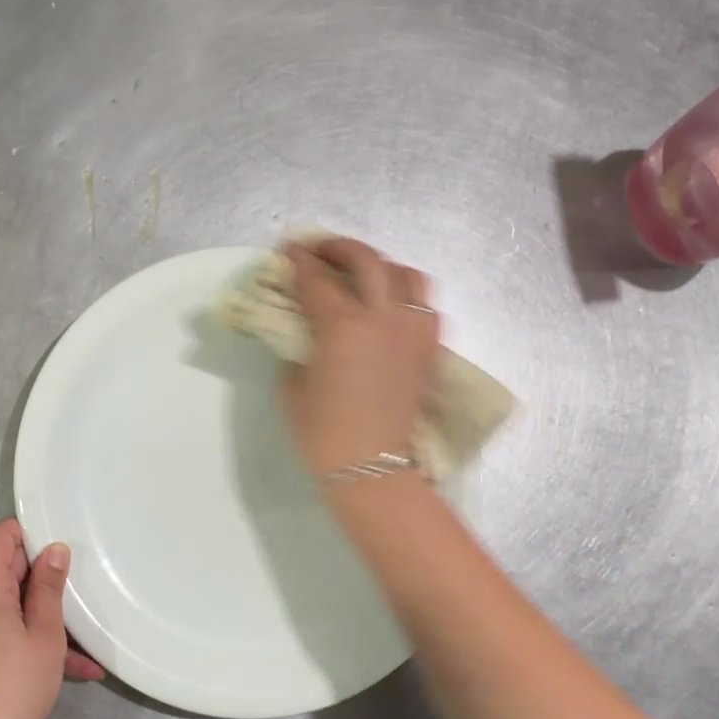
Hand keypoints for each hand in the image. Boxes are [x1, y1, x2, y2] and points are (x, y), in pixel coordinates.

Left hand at [0, 519, 103, 718]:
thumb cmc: (14, 688)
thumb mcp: (45, 636)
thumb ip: (49, 589)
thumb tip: (54, 550)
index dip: (26, 532)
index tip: (61, 543)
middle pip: (5, 567)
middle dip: (43, 573)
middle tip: (81, 584)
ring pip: (13, 603)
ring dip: (48, 612)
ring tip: (87, 631)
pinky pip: (10, 631)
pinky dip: (38, 639)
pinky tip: (81, 669)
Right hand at [282, 237, 440, 476]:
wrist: (372, 469)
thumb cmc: (324, 434)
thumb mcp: (293, 387)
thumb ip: (299, 347)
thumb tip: (305, 329)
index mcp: (343, 326)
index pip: (317, 279)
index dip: (299, 261)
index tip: (289, 251)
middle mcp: (383, 317)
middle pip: (366, 261)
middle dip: (339, 248)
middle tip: (320, 251)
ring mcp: (413, 331)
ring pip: (406, 274)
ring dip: (381, 264)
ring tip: (363, 272)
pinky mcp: (429, 349)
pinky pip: (425, 304)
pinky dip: (407, 294)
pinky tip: (392, 304)